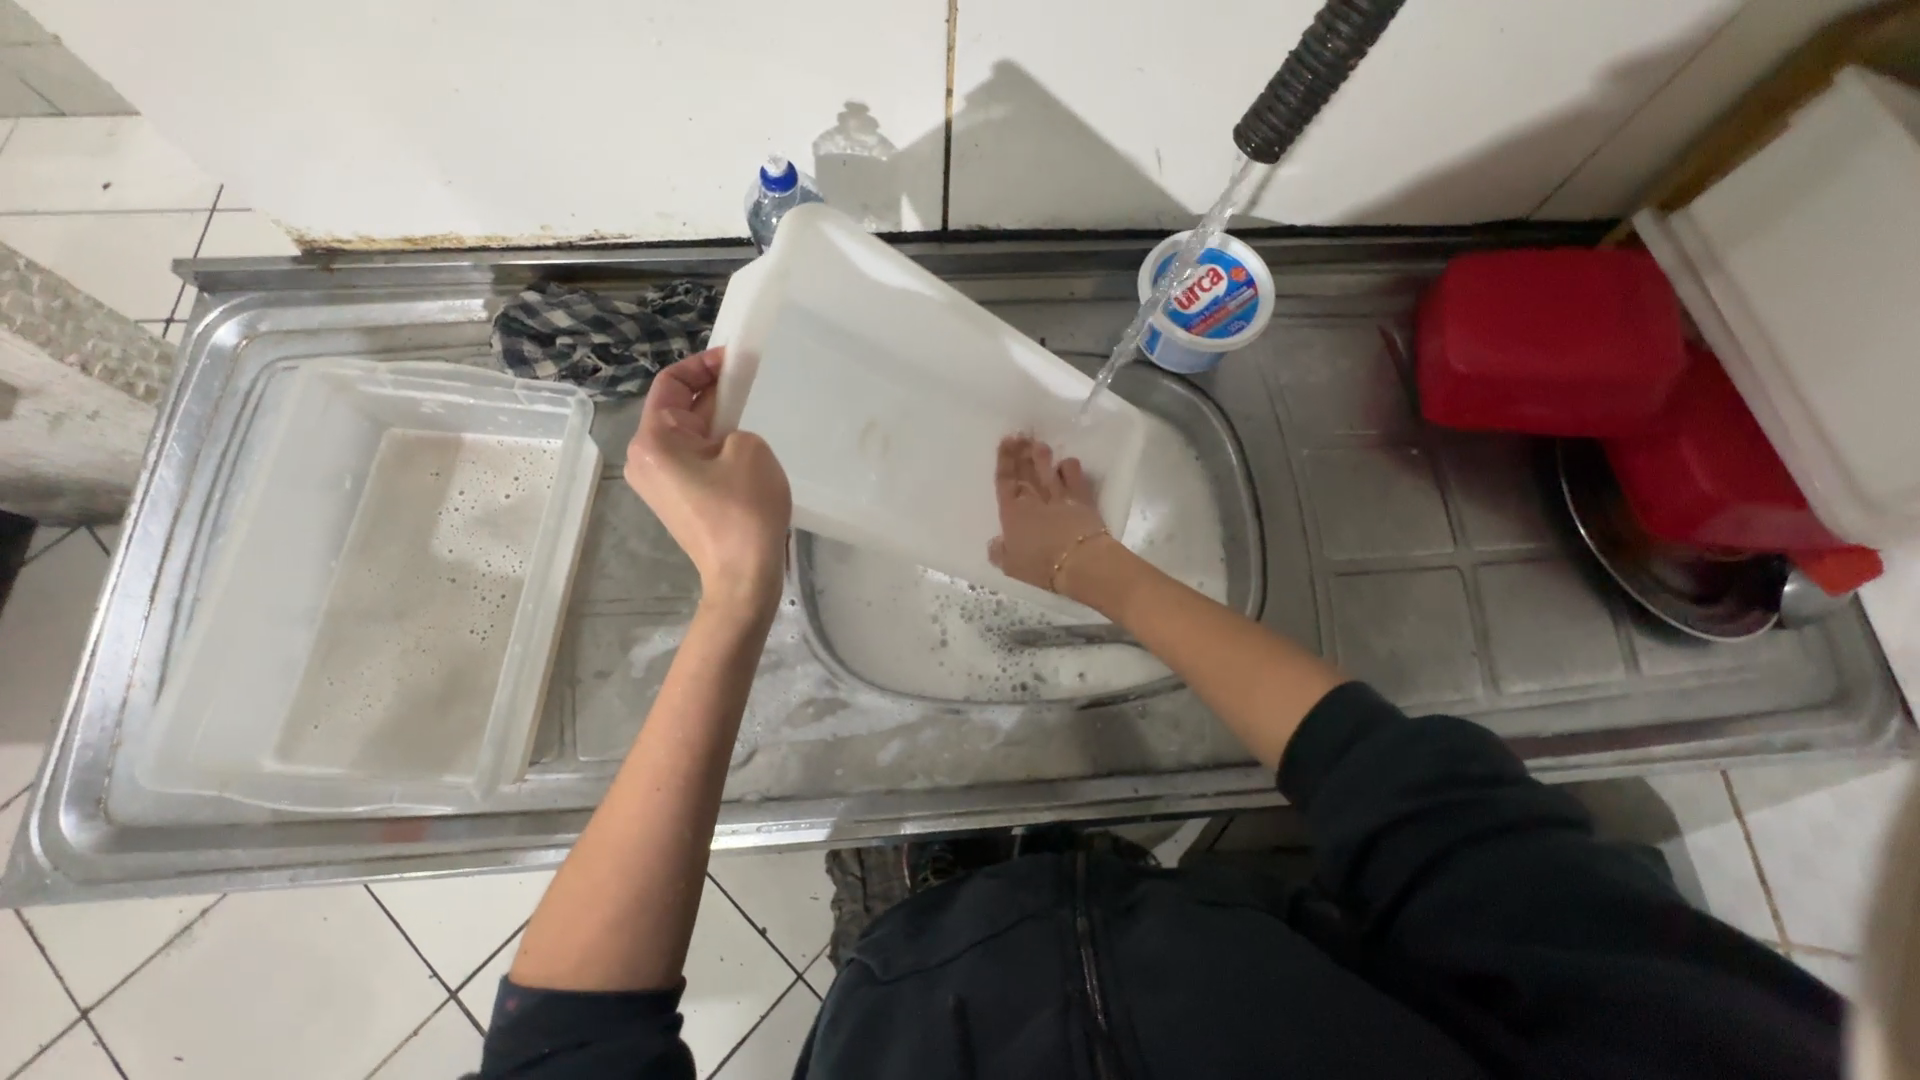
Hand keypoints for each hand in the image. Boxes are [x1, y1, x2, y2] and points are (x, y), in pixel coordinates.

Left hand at [625, 348, 791, 612]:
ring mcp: (656, 483)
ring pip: (684, 435)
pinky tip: (740, 450)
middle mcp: (643, 459)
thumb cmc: (744, 509)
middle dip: (712, 392)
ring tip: (749, 414)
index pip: (670, 383)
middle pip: (675, 409)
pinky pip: (690, 459)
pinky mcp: (673, 500)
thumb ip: (732, 423)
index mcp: (653, 440)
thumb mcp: (749, 447)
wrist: (743, 575)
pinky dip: (712, 445)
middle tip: (749, 383)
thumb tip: (723, 430)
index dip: (704, 364)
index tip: (736, 359)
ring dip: (715, 419)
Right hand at [987, 435, 1115, 595]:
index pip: (1005, 481)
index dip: (1004, 461)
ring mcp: (1058, 496)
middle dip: (1020, 452)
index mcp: (1012, 512)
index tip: (1005, 442)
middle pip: (1024, 470)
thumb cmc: (1040, 565)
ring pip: (1047, 470)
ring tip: (1039, 444)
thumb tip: (993, 544)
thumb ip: (999, 553)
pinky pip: (1074, 477)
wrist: (1079, 561)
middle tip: (1020, 435)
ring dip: (1042, 456)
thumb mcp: (1011, 566)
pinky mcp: (1081, 499)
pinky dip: (1069, 468)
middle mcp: (1033, 499)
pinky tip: (1067, 463)